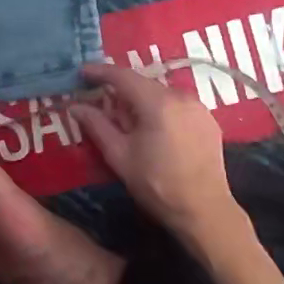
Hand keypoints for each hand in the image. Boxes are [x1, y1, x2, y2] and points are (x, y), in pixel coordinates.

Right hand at [67, 64, 240, 243]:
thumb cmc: (156, 184)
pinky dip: (159, 109)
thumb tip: (75, 107)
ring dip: (140, 100)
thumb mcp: (119, 155)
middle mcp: (181, 96)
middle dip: (119, 90)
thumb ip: (96, 125)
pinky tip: (152, 129)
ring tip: (125, 120)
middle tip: (100, 103)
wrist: (204, 211)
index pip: (122, 76)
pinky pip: (176, 105)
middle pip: (142, 83)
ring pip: (160, 93)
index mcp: (157, 102)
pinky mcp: (208, 120)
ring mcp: (199, 107)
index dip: (100, 72)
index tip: (82, 72)